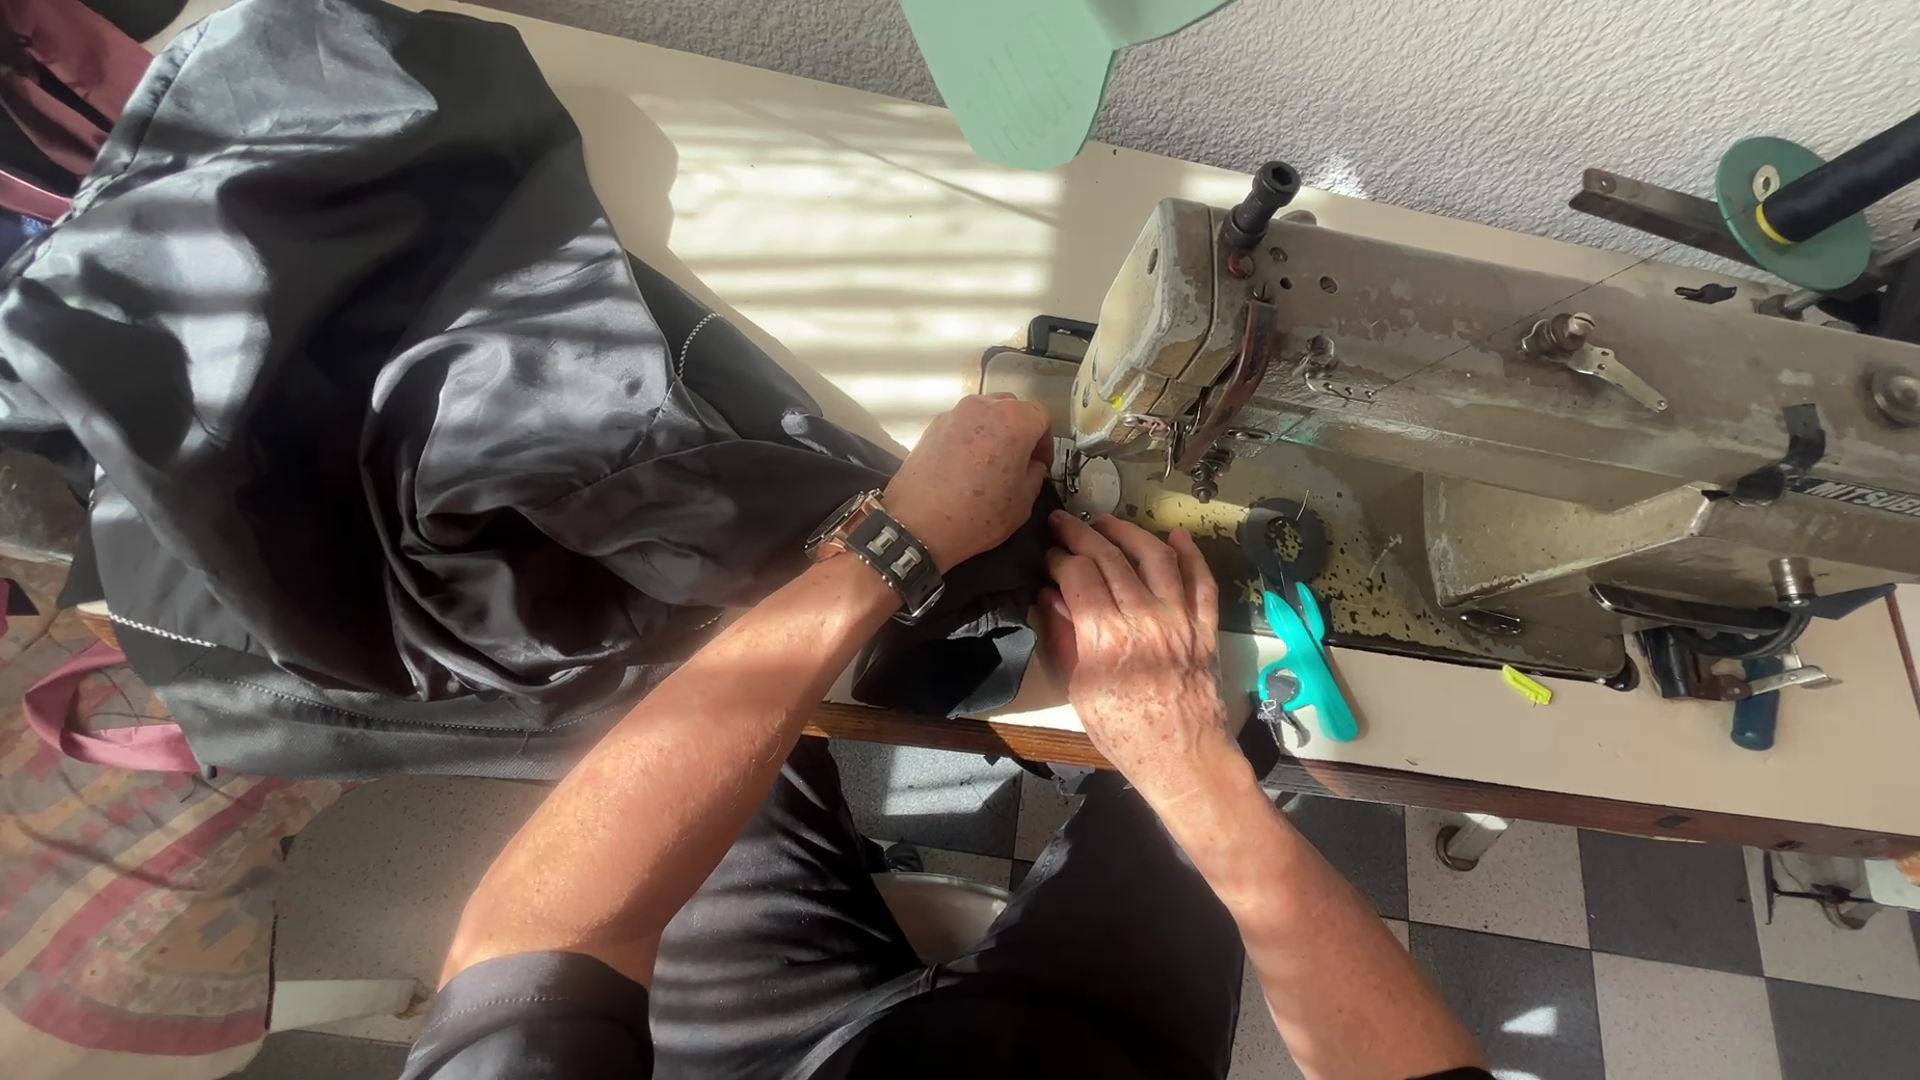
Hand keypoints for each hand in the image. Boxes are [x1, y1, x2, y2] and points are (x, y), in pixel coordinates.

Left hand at [884, 394, 1053, 570]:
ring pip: (985, 414)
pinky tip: (965, 468)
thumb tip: (1031, 466)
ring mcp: (954, 414)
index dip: (1045, 443)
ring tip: (990, 465)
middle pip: (1012, 408)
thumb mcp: (1022, 502)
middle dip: (1020, 432)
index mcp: (1013, 420)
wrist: (917, 523)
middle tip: (1019, 462)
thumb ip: (1035, 475)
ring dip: (994, 433)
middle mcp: (983, 407)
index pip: (1041, 418)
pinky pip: (961, 426)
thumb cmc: (974, 514)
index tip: (1040, 463)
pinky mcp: (932, 427)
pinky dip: (969, 439)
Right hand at [1041, 512, 1235, 806]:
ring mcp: (1180, 619)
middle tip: (1064, 522)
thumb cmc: (1123, 731)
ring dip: (1130, 532)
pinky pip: (1202, 581)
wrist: (1183, 757)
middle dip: (1082, 533)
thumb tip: (1050, 597)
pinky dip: (1191, 555)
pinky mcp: (1204, 626)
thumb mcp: (1078, 688)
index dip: (1059, 557)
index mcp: (1106, 636)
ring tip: (1107, 523)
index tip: (1048, 554)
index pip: (1079, 574)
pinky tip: (1176, 536)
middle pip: (1111, 557)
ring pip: (1156, 557)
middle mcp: (1144, 618)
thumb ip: (1065, 637)